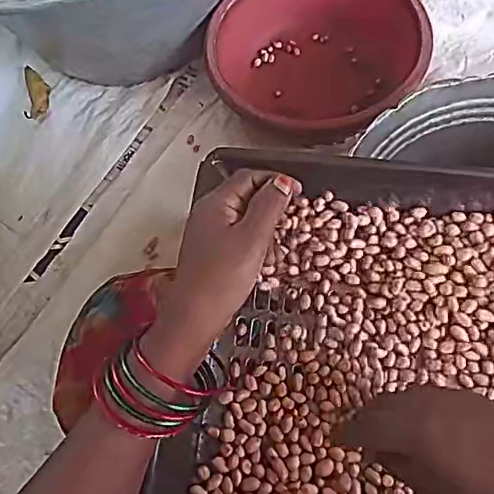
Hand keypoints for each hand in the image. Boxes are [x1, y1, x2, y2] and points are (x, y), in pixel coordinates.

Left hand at [141, 169, 299, 373]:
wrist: (194, 317)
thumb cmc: (220, 280)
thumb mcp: (253, 238)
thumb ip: (269, 205)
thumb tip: (283, 181)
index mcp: (215, 203)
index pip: (249, 176)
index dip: (276, 180)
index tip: (299, 192)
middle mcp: (207, 214)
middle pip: (245, 195)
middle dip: (271, 204)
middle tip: (293, 217)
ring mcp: (207, 233)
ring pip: (243, 218)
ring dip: (264, 226)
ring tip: (280, 241)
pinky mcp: (211, 252)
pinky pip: (237, 237)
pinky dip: (254, 242)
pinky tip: (263, 258)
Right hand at [338, 386, 493, 493]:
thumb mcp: (440, 493)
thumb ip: (401, 467)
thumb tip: (377, 453)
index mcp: (417, 430)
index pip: (368, 425)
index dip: (348, 433)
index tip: (336, 441)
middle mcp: (428, 404)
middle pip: (382, 405)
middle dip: (364, 420)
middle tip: (357, 438)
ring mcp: (450, 397)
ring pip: (403, 396)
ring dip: (386, 411)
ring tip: (384, 433)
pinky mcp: (469, 398)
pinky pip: (425, 396)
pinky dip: (410, 407)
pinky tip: (416, 426)